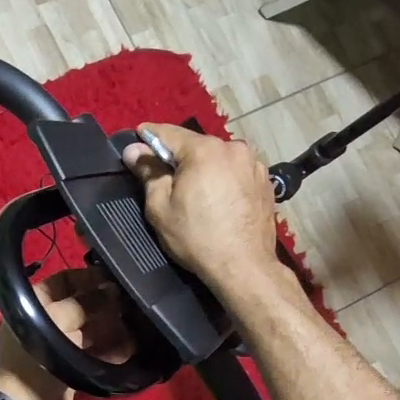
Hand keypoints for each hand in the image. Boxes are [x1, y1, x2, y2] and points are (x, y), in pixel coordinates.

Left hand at [0, 268, 133, 399]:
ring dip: (113, 327)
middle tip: (131, 301)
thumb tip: (110, 289)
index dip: (87, 278)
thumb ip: (84, 303)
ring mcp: (58, 346)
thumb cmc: (36, 359)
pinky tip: (133, 346)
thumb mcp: (57, 321)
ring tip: (136, 322)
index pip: (62, 281)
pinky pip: (94, 352)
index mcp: (32, 305)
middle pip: (80, 306)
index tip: (114, 277)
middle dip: (105, 303)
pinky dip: (112, 350)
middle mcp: (44, 322)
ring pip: (90, 329)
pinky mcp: (70, 367)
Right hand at [123, 123, 280, 293]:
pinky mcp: (265, 181)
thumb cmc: (197, 238)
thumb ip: (149, 173)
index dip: (148, 136)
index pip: (168, 132)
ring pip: (218, 157)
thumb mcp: (161, 208)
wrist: (244, 266)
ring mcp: (254, 163)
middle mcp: (233, 147)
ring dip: (204, 167)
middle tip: (164, 177)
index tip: (136, 141)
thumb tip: (134, 150)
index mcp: (204, 150)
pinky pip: (236, 171)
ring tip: (194, 191)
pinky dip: (224, 178)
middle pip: (196, 145)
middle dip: (178, 157)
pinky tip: (218, 199)